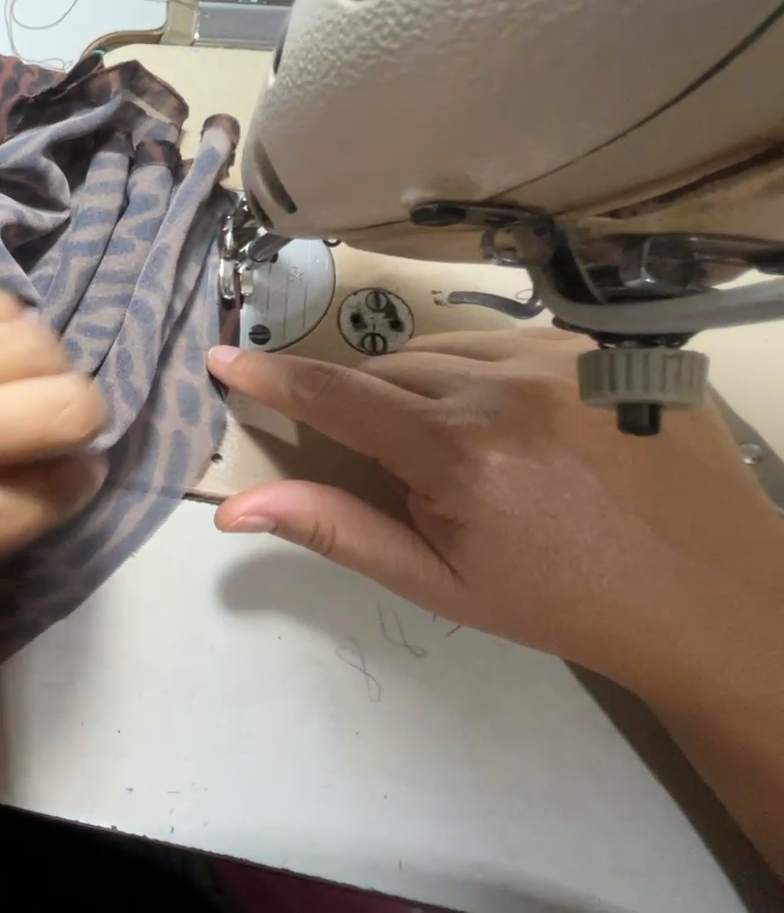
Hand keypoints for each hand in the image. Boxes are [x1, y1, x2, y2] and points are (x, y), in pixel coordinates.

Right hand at [206, 328, 783, 697]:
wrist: (720, 602)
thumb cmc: (556, 600)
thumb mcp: (431, 579)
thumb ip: (330, 529)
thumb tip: (233, 509)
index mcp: (463, 453)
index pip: (336, 397)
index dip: (270, 377)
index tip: (222, 358)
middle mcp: (513, 389)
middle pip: (381, 370)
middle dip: (360, 405)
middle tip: (387, 460)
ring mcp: (569, 360)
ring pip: (433, 349)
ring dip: (411, 385)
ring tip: (446, 440)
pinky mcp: (606, 349)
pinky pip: (493, 340)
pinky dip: (467, 369)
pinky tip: (500, 415)